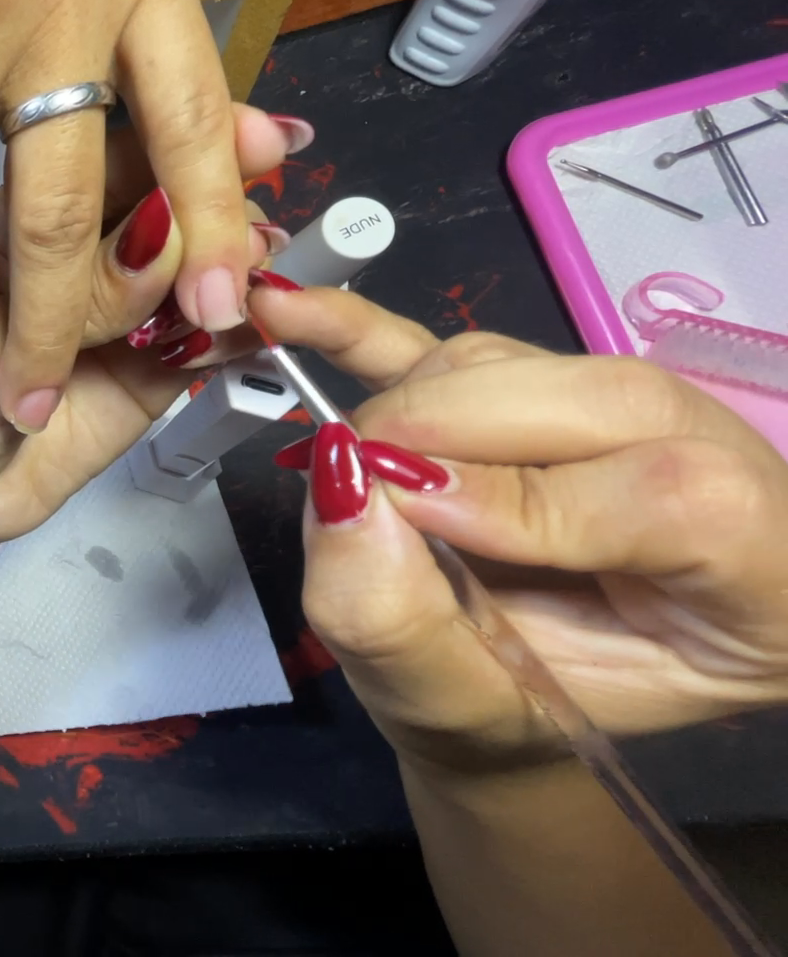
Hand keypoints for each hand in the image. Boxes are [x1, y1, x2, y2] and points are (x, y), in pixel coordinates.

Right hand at [255, 285, 787, 775]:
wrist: (492, 691)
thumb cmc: (487, 715)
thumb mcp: (444, 701)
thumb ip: (391, 617)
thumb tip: (344, 487)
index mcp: (765, 590)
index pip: (680, 498)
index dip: (522, 496)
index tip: (396, 510)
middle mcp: (723, 478)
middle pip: (597, 396)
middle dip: (441, 426)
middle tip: (349, 474)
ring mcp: (621, 418)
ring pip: (512, 362)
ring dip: (405, 402)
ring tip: (352, 468)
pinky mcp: (521, 390)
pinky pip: (442, 342)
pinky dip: (355, 329)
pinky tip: (285, 310)